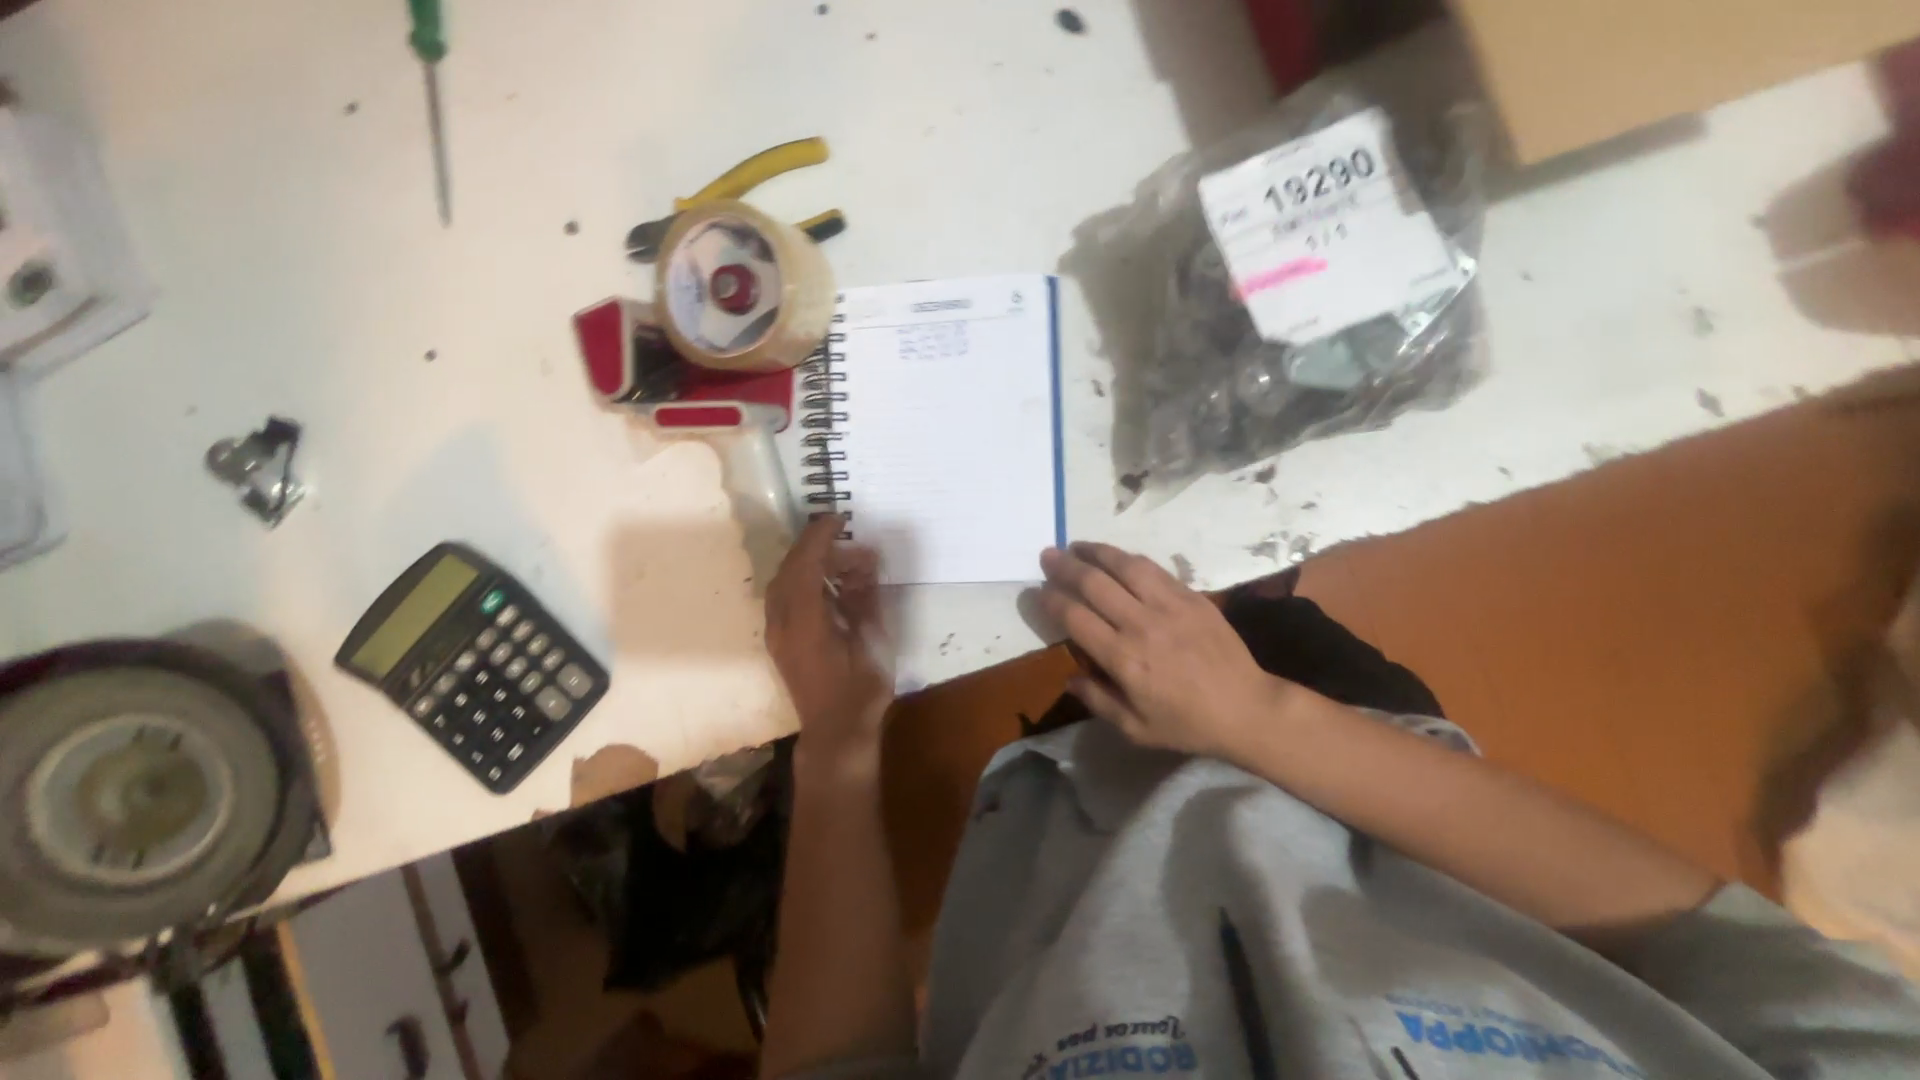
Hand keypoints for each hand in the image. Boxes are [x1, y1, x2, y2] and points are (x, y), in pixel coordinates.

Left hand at [766, 515, 892, 759]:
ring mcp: (776, 633)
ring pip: (783, 583)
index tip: (841, 518)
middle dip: (817, 547)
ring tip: (844, 564)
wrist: (836, 734)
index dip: (821, 536)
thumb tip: (864, 559)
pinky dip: (803, 582)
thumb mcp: (873, 639)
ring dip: (809, 564)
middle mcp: (782, 623)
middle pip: (789, 569)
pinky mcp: (779, 642)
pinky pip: (783, 598)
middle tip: (849, 541)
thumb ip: (865, 595)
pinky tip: (830, 587)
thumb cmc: (861, 690)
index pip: (806, 563)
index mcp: (805, 621)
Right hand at [1038, 542, 1289, 760]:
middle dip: (1065, 567)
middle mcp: (1141, 625)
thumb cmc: (1187, 724)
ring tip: (1077, 546)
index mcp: (1123, 658)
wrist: (1246, 708)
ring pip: (1125, 566)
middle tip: (1047, 556)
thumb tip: (1069, 677)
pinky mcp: (1192, 597)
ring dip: (1096, 552)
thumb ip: (1097, 700)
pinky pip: (1154, 569)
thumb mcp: (1135, 729)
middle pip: (1094, 584)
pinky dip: (1129, 559)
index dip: (1051, 600)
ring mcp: (1169, 606)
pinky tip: (1116, 557)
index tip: (1038, 591)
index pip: (1075, 618)